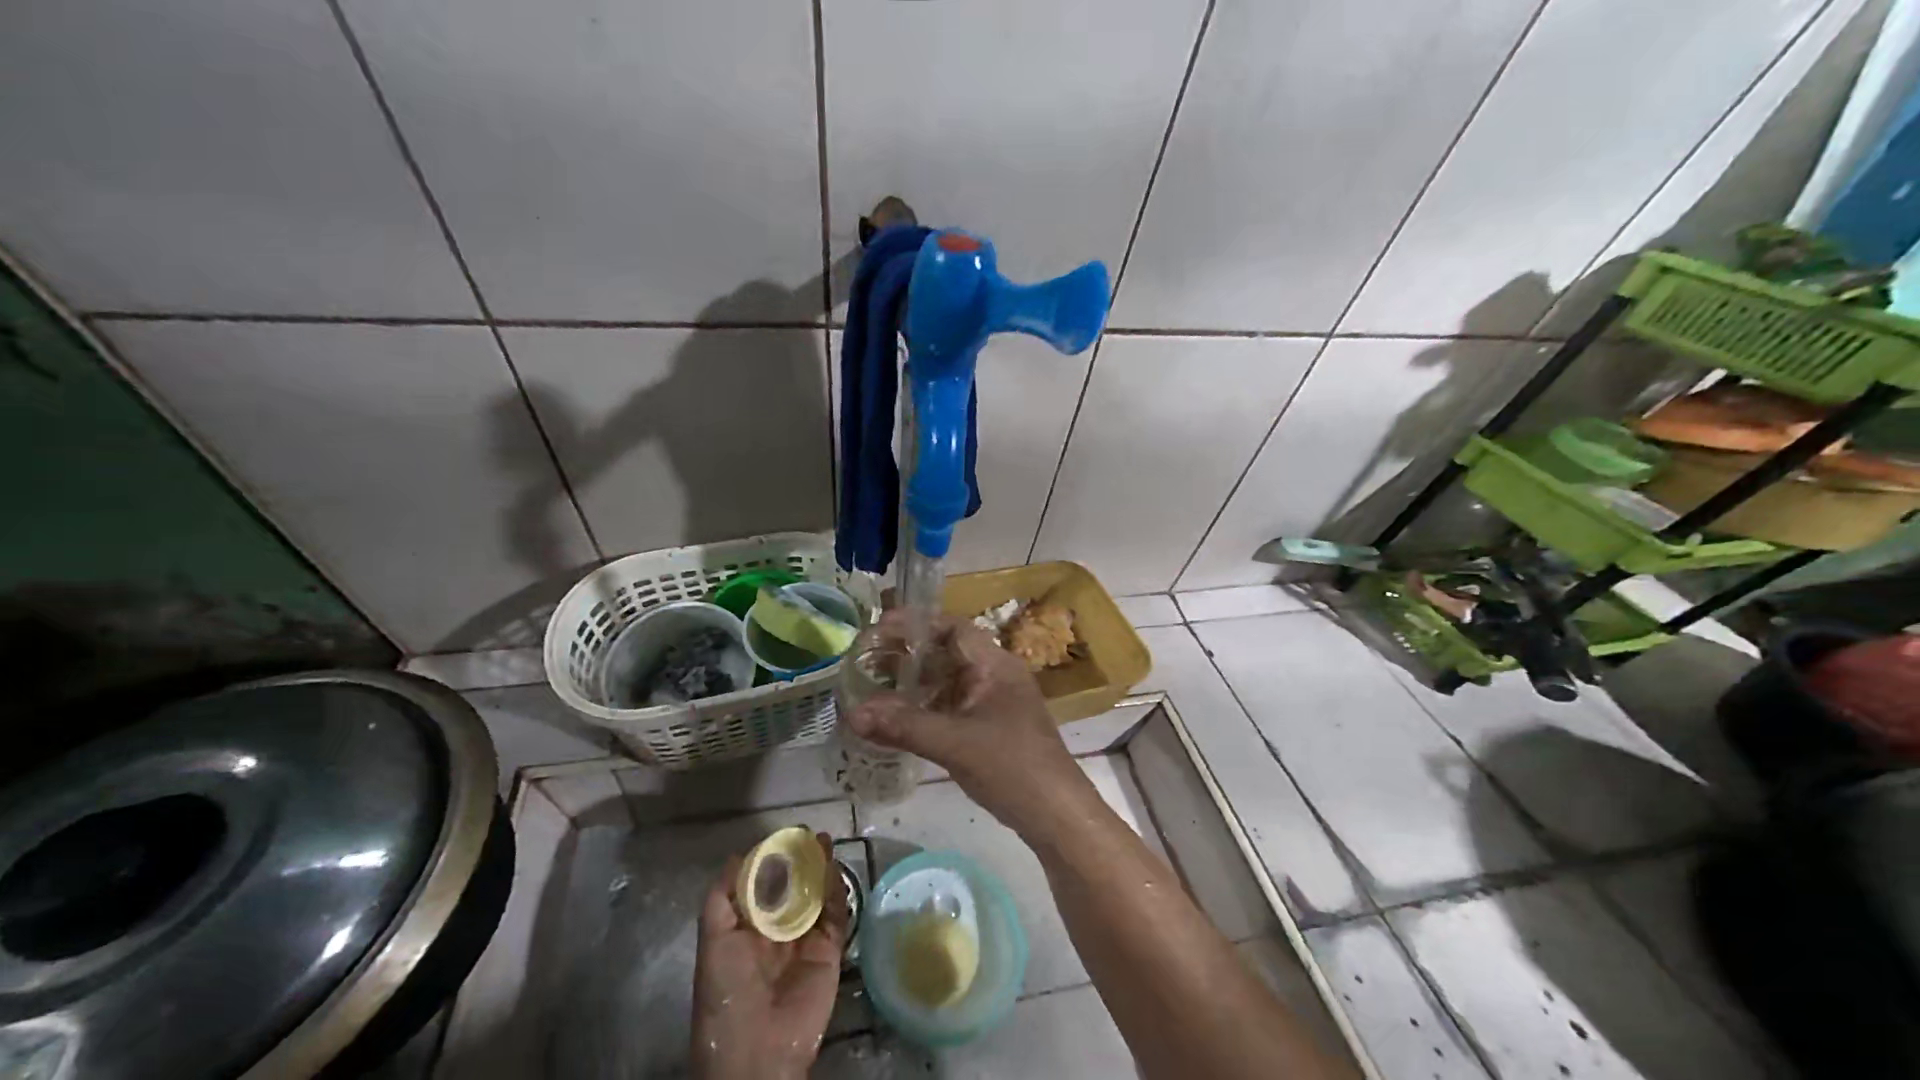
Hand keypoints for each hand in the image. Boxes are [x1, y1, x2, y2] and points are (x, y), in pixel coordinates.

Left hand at [690, 833, 849, 1079]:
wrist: (757, 1052)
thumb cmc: (727, 994)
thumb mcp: (713, 944)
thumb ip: (721, 899)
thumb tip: (737, 857)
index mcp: (746, 930)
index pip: (761, 886)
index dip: (771, 860)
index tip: (782, 837)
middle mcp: (776, 932)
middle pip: (792, 887)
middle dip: (800, 860)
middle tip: (809, 834)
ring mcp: (805, 941)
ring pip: (815, 896)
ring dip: (820, 869)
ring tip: (824, 842)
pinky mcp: (829, 951)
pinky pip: (835, 915)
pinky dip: (837, 891)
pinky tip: (834, 870)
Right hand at [848, 612, 1089, 834]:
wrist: (1056, 814)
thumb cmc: (1011, 766)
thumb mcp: (954, 743)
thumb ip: (903, 727)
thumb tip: (852, 714)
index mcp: (995, 665)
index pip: (953, 628)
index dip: (917, 624)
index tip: (880, 630)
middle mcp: (996, 676)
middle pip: (947, 653)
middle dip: (909, 655)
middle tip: (868, 661)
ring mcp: (994, 703)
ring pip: (948, 682)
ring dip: (915, 684)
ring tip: (875, 688)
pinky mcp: (990, 728)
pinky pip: (952, 707)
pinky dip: (926, 709)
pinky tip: (899, 720)